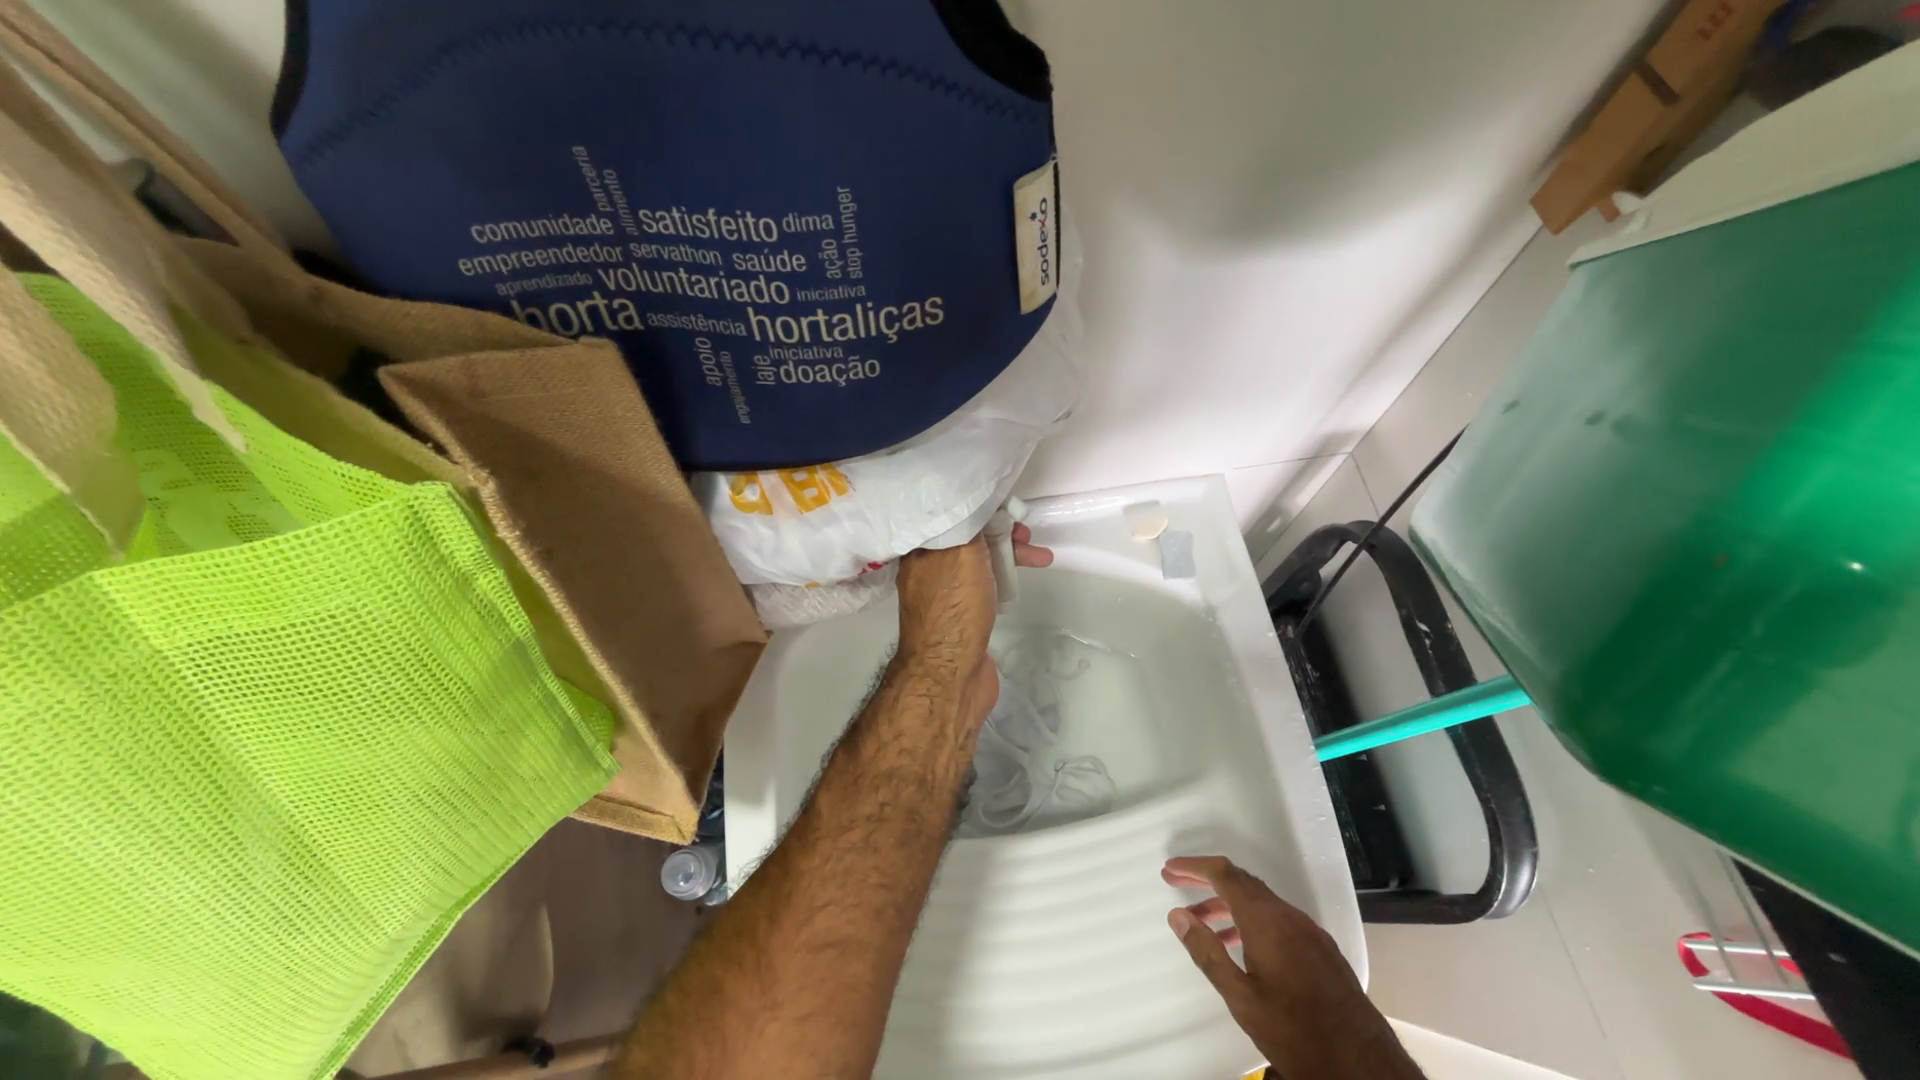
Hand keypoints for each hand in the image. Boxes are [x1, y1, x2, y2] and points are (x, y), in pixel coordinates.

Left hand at [894, 524, 1051, 726]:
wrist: (950, 674)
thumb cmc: (954, 608)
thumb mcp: (962, 554)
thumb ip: (971, 526)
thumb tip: (977, 505)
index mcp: (919, 550)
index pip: (948, 514)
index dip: (978, 506)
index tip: (1005, 504)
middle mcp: (926, 569)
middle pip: (967, 537)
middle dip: (1000, 530)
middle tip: (1026, 533)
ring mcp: (943, 594)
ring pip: (978, 561)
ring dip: (1008, 554)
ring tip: (1040, 556)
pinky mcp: (960, 616)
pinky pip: (983, 585)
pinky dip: (1002, 578)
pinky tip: (1020, 580)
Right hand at [1163, 857, 1423, 1079]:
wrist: (1361, 1064)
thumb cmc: (1294, 1030)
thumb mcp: (1241, 997)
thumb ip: (1208, 953)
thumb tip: (1178, 916)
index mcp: (1267, 921)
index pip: (1226, 875)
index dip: (1195, 867)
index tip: (1169, 870)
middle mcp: (1290, 916)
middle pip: (1243, 883)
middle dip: (1207, 880)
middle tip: (1176, 886)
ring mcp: (1309, 932)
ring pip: (1261, 902)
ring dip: (1228, 904)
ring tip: (1200, 922)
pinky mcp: (1320, 949)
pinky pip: (1278, 919)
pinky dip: (1250, 919)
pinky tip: (1238, 945)